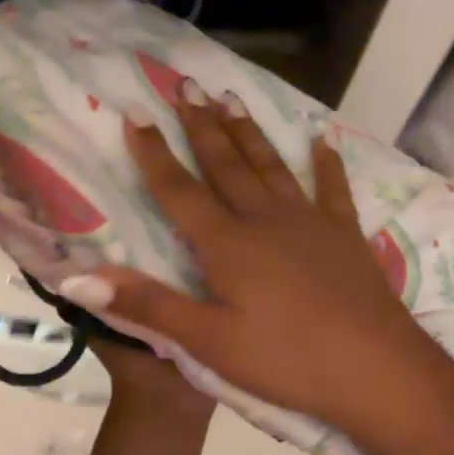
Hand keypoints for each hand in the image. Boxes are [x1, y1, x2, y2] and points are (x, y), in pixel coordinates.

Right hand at [58, 81, 453, 443]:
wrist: (377, 370)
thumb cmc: (287, 361)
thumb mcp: (209, 343)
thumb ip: (147, 306)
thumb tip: (76, 279)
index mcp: (227, 245)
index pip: (179, 190)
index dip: (153, 153)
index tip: (135, 113)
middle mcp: (266, 220)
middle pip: (226, 163)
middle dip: (202, 125)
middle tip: (186, 84)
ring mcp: (310, 223)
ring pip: (271, 165)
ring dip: (249, 132)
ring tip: (232, 97)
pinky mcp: (346, 236)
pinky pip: (332, 188)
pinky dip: (326, 162)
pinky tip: (323, 139)